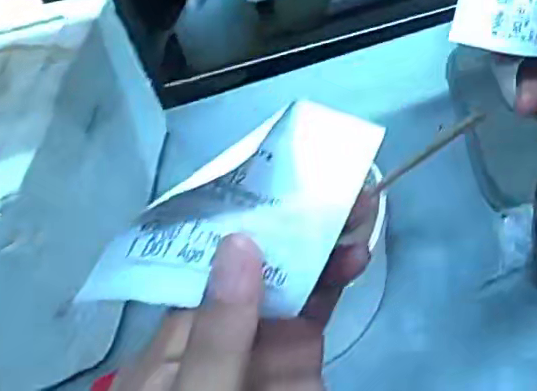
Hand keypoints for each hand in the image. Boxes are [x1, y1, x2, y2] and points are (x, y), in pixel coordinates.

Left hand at [109, 194, 374, 390]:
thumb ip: (216, 337)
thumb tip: (239, 244)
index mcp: (175, 342)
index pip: (212, 263)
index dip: (251, 214)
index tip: (289, 178)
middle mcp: (219, 331)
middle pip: (261, 260)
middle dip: (300, 218)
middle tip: (342, 184)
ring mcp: (262, 344)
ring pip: (295, 274)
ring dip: (327, 237)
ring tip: (361, 208)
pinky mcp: (298, 359)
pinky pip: (318, 304)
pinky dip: (338, 272)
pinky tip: (357, 254)